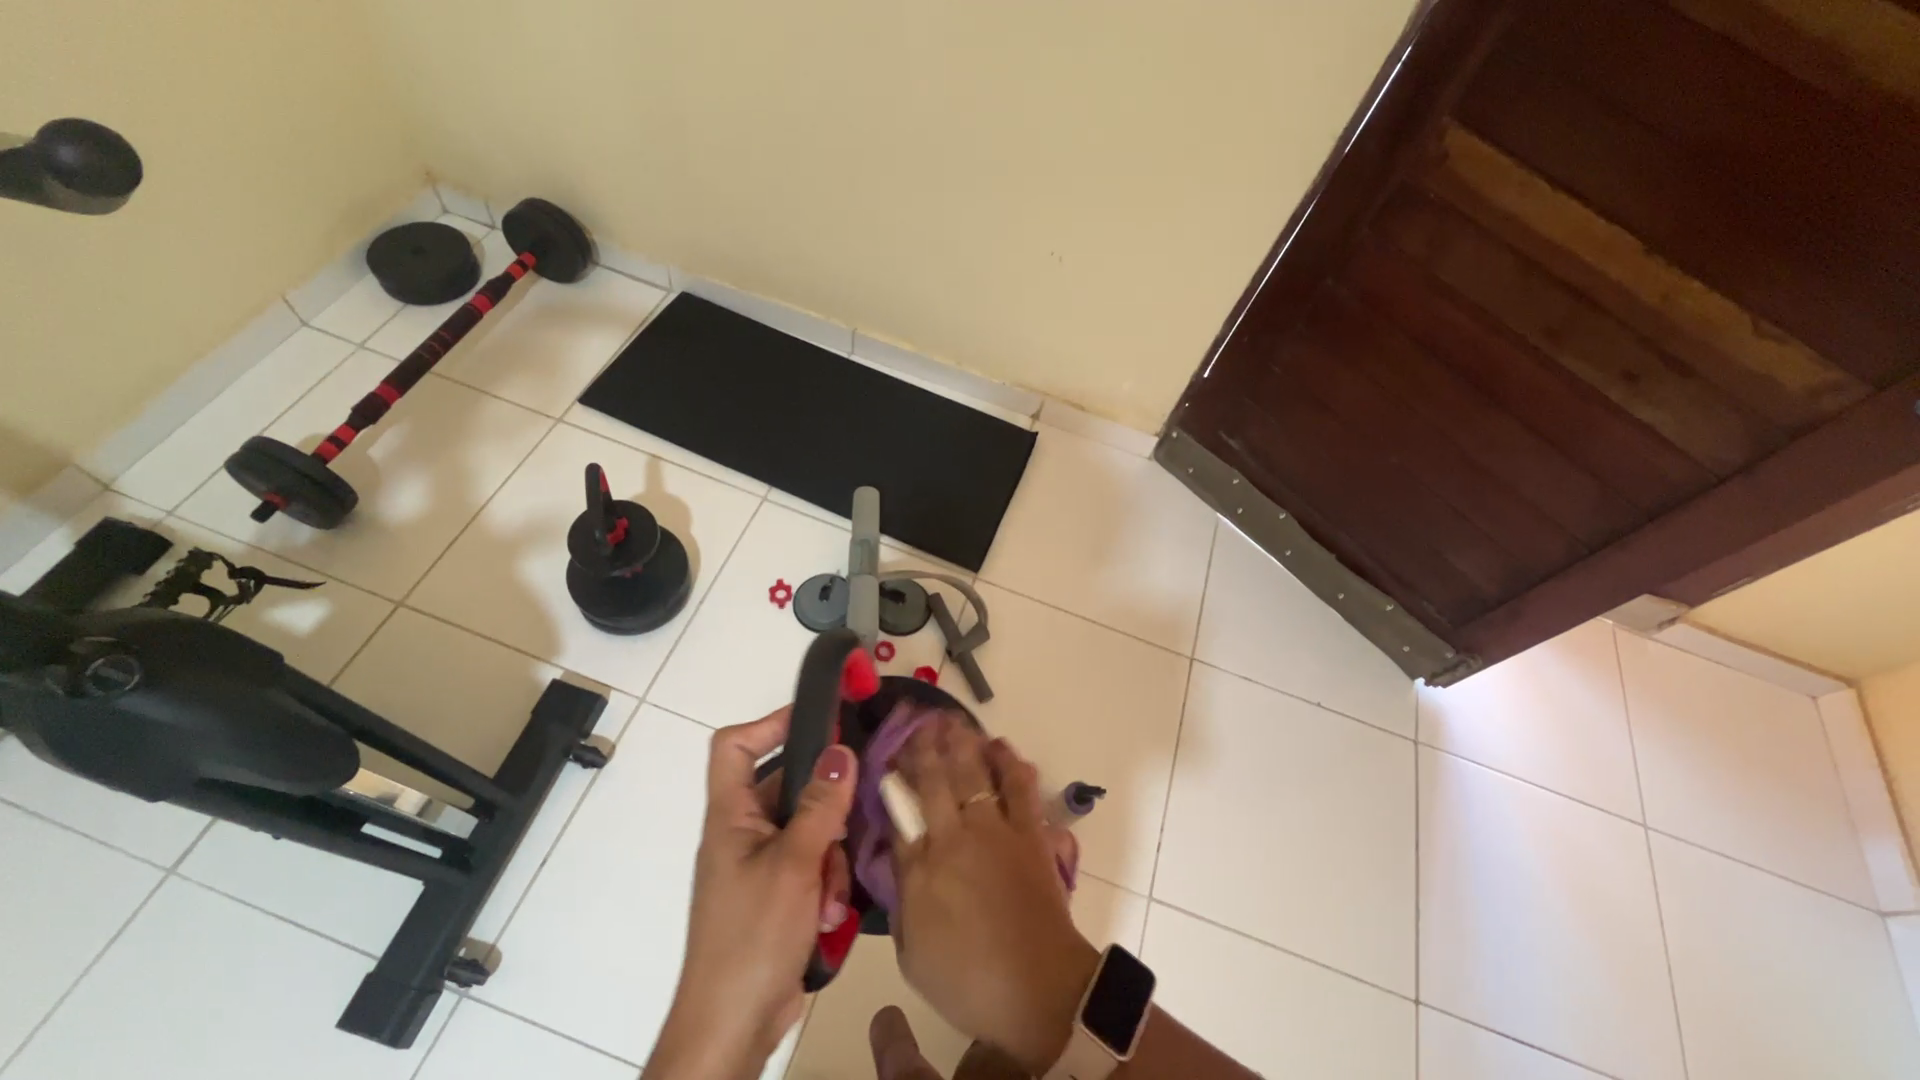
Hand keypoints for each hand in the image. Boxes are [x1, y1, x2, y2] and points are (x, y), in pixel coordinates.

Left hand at [645, 707, 857, 1079]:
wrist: (734, 1023)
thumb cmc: (753, 935)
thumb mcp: (794, 864)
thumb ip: (820, 805)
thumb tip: (840, 750)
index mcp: (730, 815)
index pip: (734, 746)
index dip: (770, 724)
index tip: (820, 720)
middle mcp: (742, 833)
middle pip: (788, 788)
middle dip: (825, 807)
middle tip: (856, 811)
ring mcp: (761, 866)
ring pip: (809, 830)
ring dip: (830, 857)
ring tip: (832, 893)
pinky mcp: (779, 896)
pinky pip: (812, 867)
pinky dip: (827, 885)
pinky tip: (832, 915)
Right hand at [892, 719, 1099, 1075]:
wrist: (1039, 991)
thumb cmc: (967, 980)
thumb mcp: (912, 951)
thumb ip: (903, 895)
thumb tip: (899, 853)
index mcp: (922, 866)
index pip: (900, 808)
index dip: (893, 777)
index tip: (887, 754)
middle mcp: (956, 837)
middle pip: (936, 778)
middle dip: (924, 746)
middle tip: (918, 721)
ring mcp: (997, 831)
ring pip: (975, 772)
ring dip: (962, 743)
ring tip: (951, 721)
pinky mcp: (1031, 834)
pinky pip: (1020, 787)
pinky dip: (1009, 763)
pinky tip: (1000, 747)